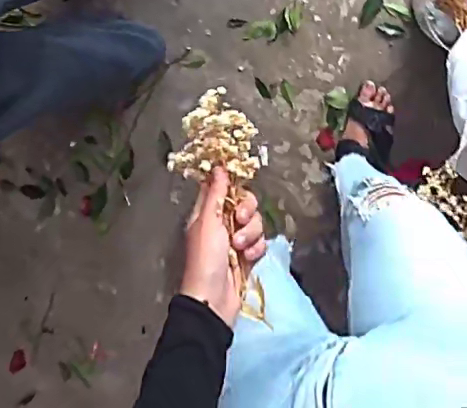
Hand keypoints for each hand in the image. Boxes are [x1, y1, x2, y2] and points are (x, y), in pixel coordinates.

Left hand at [179, 167, 267, 325]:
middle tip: (241, 219)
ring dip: (251, 233)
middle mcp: (223, 222)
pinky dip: (257, 248)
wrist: (214, 300)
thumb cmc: (205, 258)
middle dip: (247, 209)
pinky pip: (261, 241)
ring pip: (255, 221)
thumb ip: (216, 193)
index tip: (239, 183)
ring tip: (240, 247)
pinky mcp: (248, 255)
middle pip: (244, 201)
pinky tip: (249, 258)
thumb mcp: (208, 221)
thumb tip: (218, 166)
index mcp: (208, 211)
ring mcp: (237, 239)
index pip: (222, 186)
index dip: (232, 182)